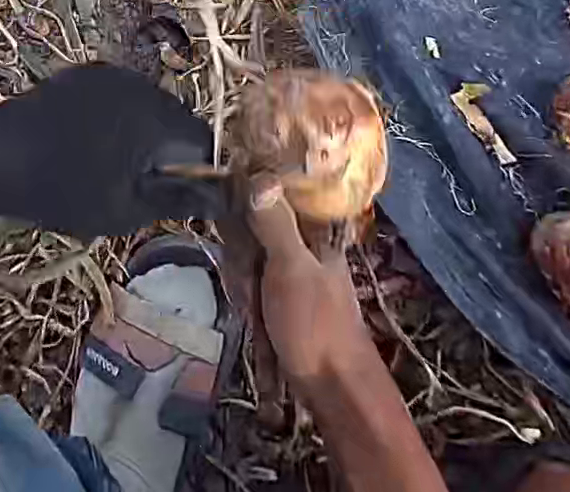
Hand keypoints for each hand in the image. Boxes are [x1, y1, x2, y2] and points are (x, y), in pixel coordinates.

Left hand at [0, 63, 224, 238]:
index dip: (198, 169)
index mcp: (155, 117)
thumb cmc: (63, 189)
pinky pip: (122, 95)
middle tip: (144, 181)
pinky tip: (94, 139)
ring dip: (145, 132)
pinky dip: (120, 117)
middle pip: (177, 118)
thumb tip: (219, 195)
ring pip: (150, 106)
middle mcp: (140, 85)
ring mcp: (111, 74)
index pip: (202, 139)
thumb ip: (177, 198)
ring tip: (117, 162)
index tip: (179, 191)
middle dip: (170, 149)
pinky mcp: (87, 73)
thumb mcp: (125, 209)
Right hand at [247, 180, 449, 491]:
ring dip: (243, 281)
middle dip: (242, 255)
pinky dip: (247, 297)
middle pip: (252, 223)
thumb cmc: (317, 327)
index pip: (271, 189)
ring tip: (254, 308)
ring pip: (248, 253)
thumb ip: (274, 223)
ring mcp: (293, 265)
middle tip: (250, 285)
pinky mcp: (283, 290)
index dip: (245, 202)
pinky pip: (251, 278)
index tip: (234, 227)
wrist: (335, 392)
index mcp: (314, 225)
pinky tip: (253, 317)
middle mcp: (304, 238)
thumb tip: (258, 176)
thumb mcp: (291, 269)